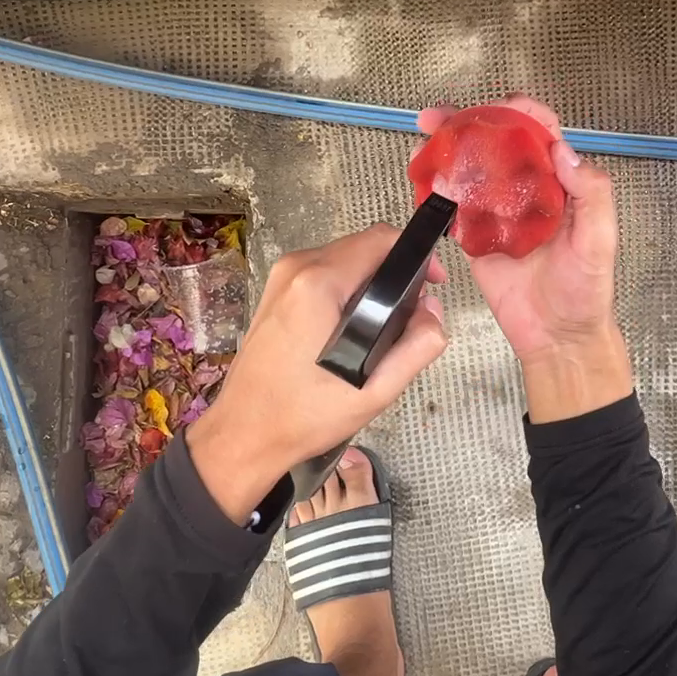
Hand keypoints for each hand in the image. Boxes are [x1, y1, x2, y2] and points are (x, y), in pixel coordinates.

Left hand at [187, 225, 447, 519]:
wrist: (242, 436)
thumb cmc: (304, 416)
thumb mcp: (373, 392)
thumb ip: (416, 347)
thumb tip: (434, 310)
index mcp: (317, 283)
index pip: (380, 239)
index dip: (416, 255)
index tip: (433, 285)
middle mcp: (296, 268)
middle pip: (363, 247)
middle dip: (396, 272)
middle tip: (412, 315)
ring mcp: (281, 277)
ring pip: (344, 258)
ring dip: (373, 281)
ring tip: (386, 326)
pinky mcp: (275, 291)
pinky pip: (324, 273)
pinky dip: (348, 289)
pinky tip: (355, 328)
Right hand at [418, 96, 630, 420]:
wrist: (558, 337)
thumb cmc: (586, 291)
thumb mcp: (599, 240)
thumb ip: (592, 194)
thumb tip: (565, 151)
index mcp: (559, 185)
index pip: (541, 135)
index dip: (522, 112)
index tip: (502, 105)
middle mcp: (526, 192)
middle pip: (495, 145)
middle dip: (468, 123)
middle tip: (440, 117)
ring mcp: (497, 213)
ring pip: (469, 171)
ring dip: (445, 152)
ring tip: (423, 142)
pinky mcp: (475, 239)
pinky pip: (453, 209)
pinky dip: (436, 191)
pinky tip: (422, 180)